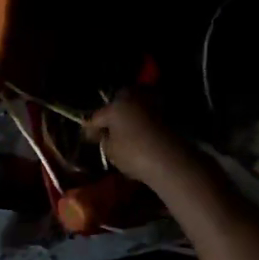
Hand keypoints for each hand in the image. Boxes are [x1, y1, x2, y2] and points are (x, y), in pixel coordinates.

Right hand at [84, 90, 201, 190]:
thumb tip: (105, 135)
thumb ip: (104, 140)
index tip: (88, 138)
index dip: (90, 128)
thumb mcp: (110, 151)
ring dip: (128, 116)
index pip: (97, 116)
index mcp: (116, 106)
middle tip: (107, 130)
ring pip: (134, 107)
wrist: (169, 160)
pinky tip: (139, 133)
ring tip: (124, 132)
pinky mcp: (166, 114)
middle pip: (118, 104)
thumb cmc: (134, 154)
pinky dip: (142, 121)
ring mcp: (152, 104)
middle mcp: (133, 99)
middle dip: (111, 114)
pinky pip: (148, 114)